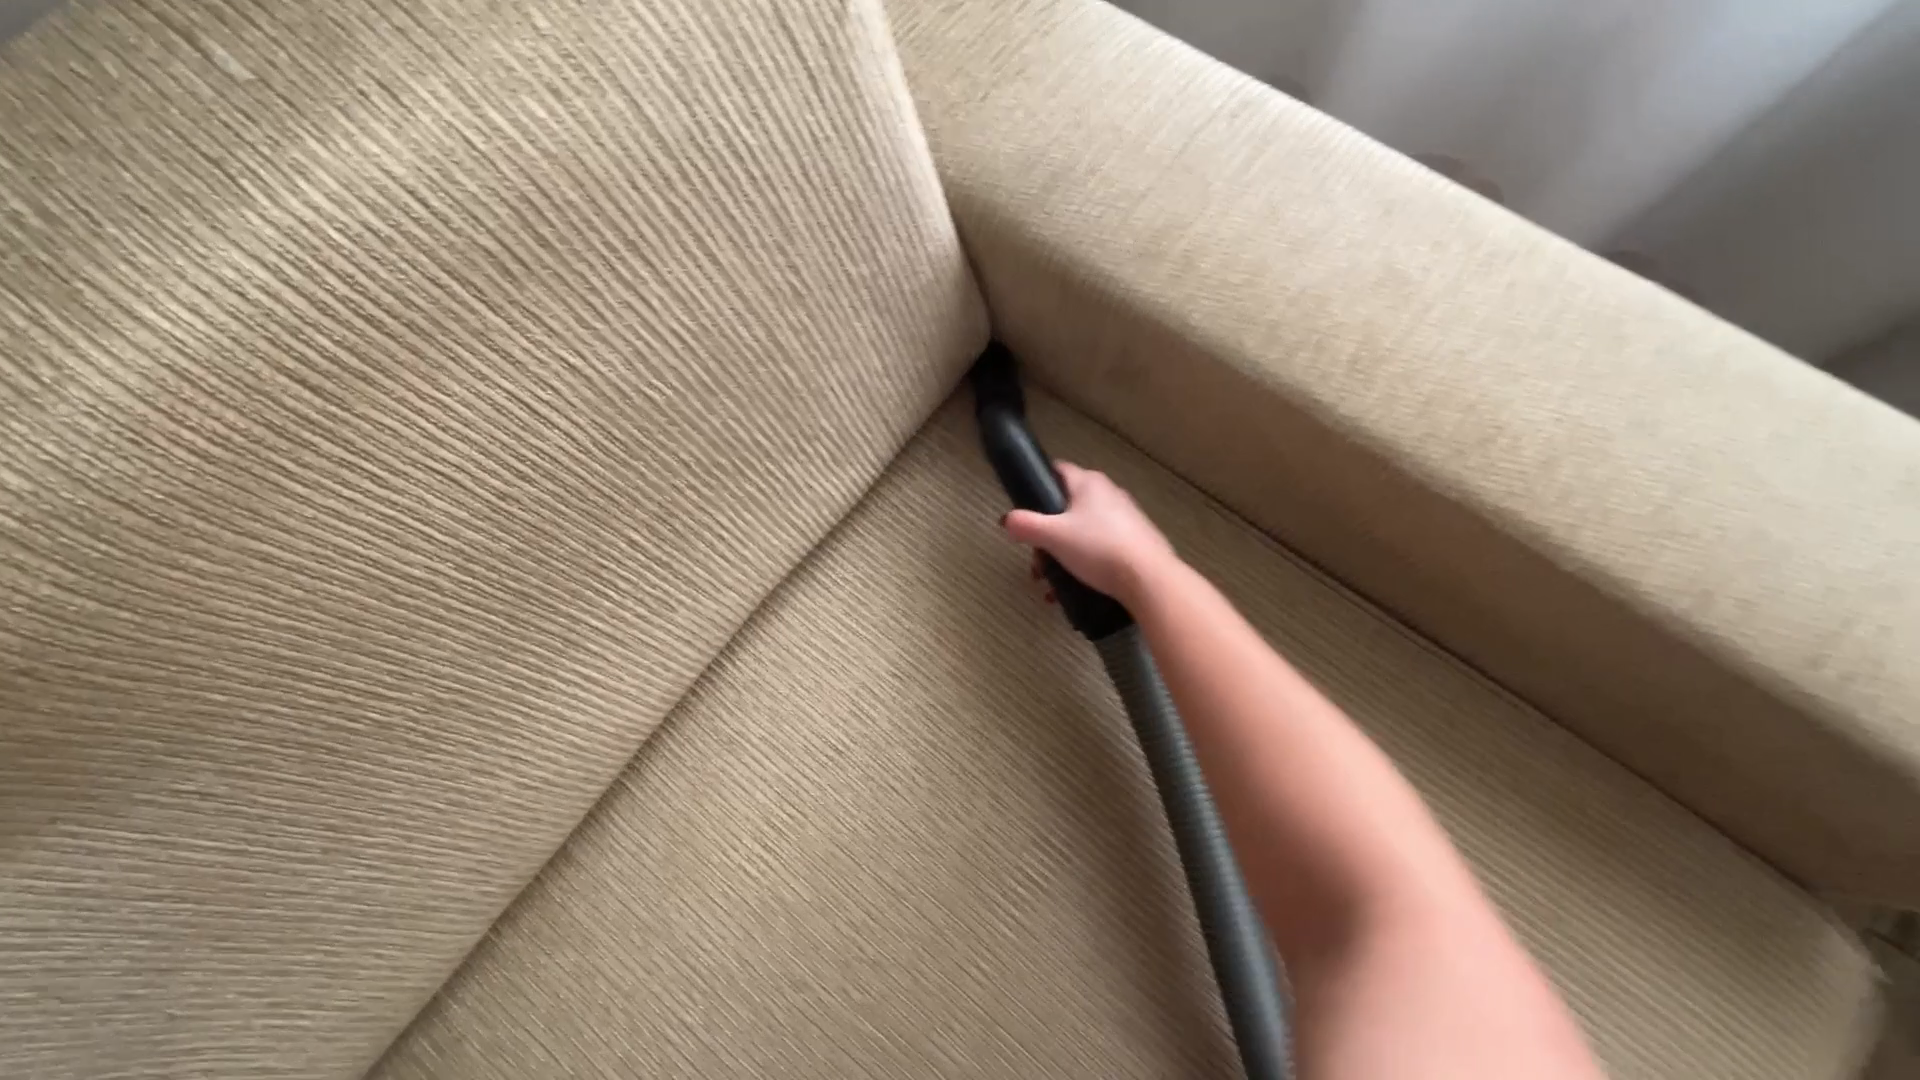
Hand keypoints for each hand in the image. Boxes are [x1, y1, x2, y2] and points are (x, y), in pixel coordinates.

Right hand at [1002, 462, 1176, 602]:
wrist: (1149, 579)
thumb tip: (1007, 520)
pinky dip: (1084, 565)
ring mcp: (1126, 519)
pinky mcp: (1136, 543)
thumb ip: (1026, 525)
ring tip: (1052, 583)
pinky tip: (1074, 589)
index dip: (1039, 483)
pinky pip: (1100, 549)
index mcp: (1090, 483)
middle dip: (1046, 535)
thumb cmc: (1098, 548)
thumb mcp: (1053, 536)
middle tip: (1037, 559)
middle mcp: (1110, 494)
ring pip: (1082, 532)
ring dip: (1062, 555)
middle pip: (1067, 508)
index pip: (1058, 470)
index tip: (1024, 505)